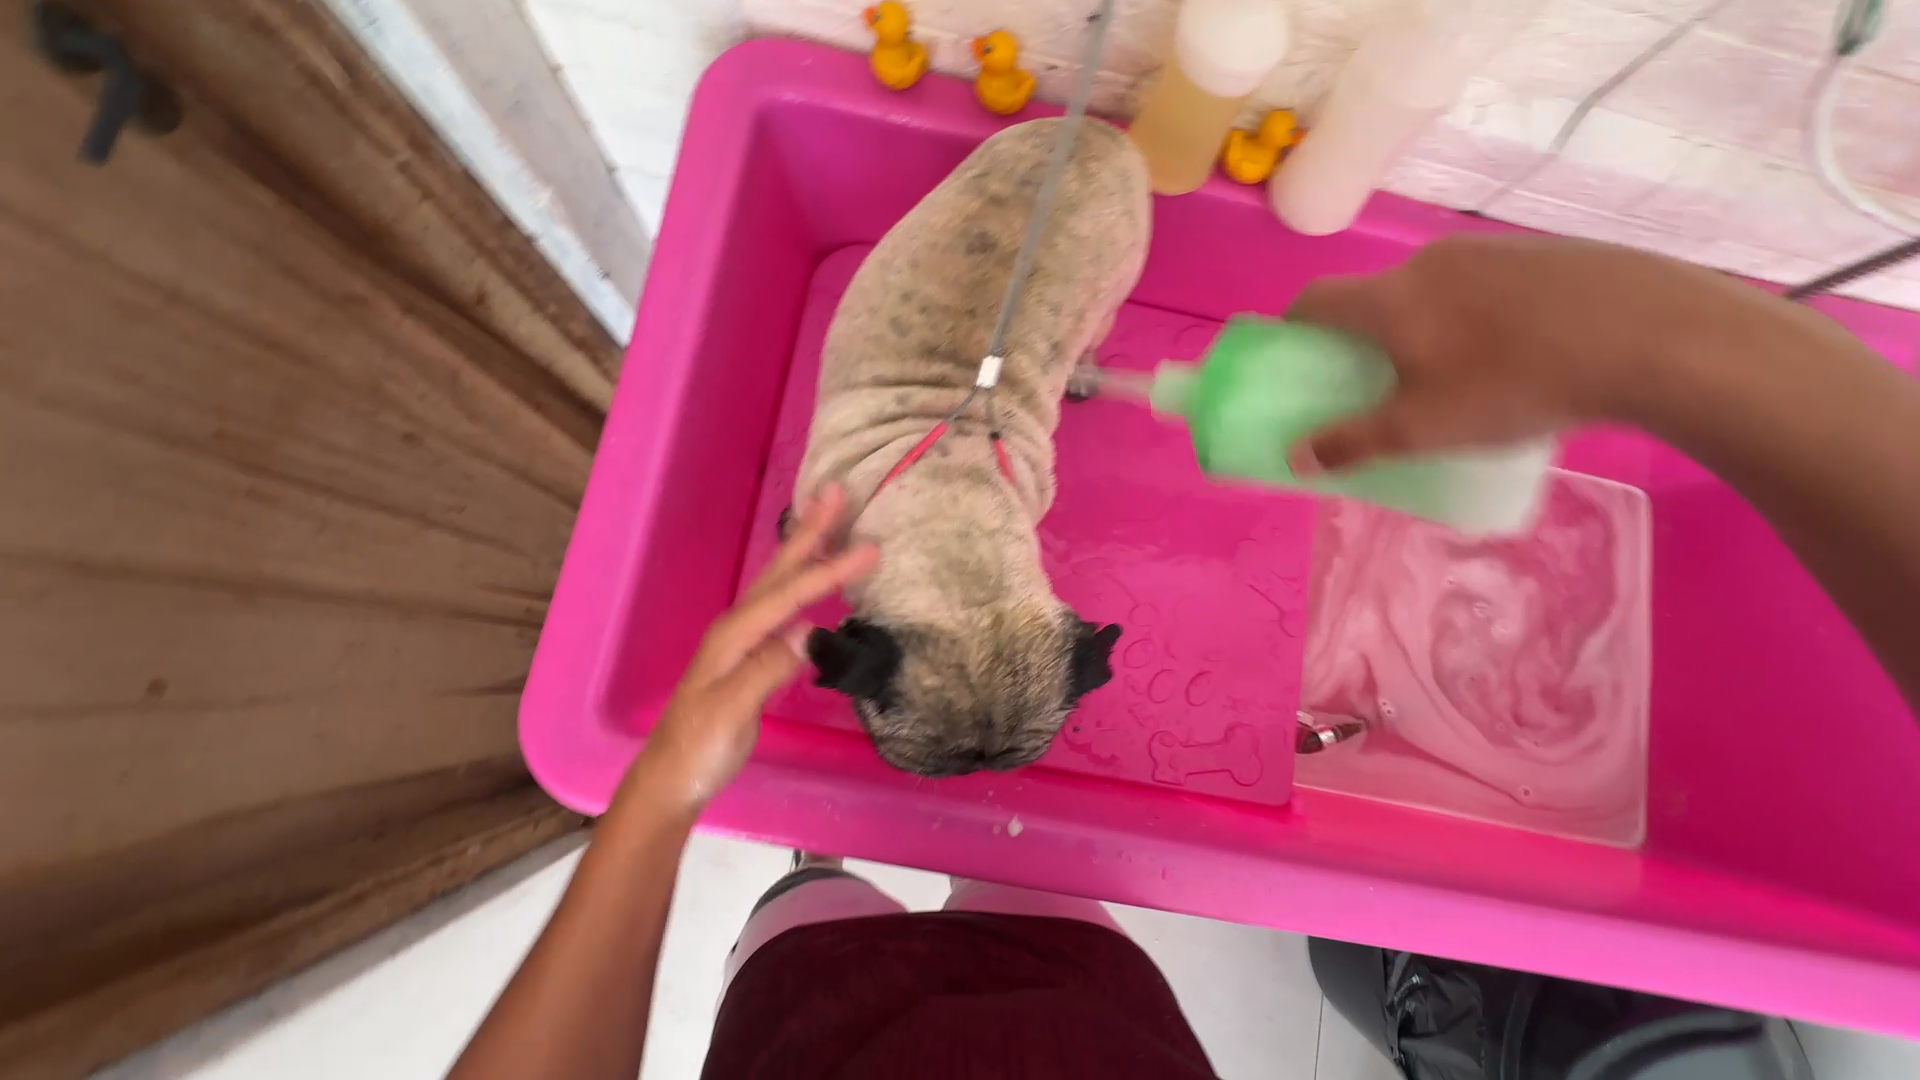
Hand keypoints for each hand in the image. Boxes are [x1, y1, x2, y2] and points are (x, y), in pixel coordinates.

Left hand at [621, 487, 878, 812]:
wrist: (672, 778)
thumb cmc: (699, 748)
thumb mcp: (731, 712)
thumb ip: (766, 669)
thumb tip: (809, 631)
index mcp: (734, 635)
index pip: (789, 594)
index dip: (828, 570)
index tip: (869, 549)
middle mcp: (738, 626)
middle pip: (780, 571)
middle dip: (809, 532)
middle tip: (836, 493)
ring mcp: (744, 640)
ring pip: (780, 583)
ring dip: (805, 549)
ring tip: (829, 519)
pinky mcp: (752, 655)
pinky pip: (784, 605)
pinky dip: (803, 583)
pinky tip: (815, 583)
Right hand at [1285, 233, 1770, 472]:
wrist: (1657, 338)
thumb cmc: (1515, 384)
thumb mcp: (1422, 430)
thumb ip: (1351, 443)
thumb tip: (1295, 457)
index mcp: (1390, 298)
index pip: (1315, 299)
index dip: (1293, 327)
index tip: (1298, 359)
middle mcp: (1431, 261)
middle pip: (1374, 296)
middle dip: (1362, 336)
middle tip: (1378, 380)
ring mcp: (1493, 250)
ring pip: (1432, 288)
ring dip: (1422, 324)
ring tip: (1454, 371)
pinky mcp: (1547, 251)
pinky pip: (1484, 284)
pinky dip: (1474, 314)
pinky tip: (1513, 351)